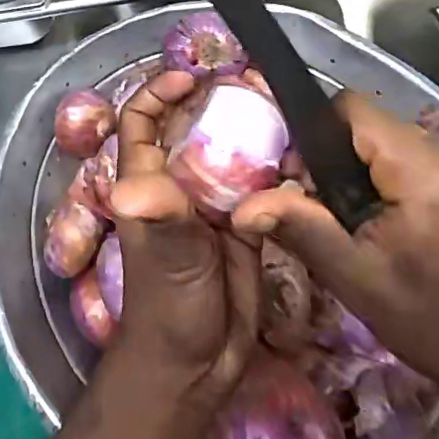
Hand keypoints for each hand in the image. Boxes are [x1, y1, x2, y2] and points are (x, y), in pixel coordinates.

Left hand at [107, 70, 259, 410]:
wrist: (197, 361)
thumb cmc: (168, 304)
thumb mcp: (165, 257)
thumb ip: (158, 220)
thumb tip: (135, 188)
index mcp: (148, 178)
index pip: (142, 120)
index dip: (158, 93)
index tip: (191, 77)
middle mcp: (177, 183)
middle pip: (192, 129)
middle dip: (216, 104)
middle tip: (256, 86)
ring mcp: (210, 203)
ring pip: (228, 154)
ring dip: (251, 134)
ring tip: (285, 112)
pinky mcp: (244, 225)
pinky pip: (260, 187)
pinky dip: (277, 170)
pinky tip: (303, 157)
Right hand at [232, 91, 438, 391]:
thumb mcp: (359, 281)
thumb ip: (301, 229)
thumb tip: (240, 208)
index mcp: (427, 170)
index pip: (350, 109)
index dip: (314, 135)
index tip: (304, 181)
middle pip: (368, 125)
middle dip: (336, 158)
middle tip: (328, 211)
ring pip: (389, 138)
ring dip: (363, 168)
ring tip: (363, 221)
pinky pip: (416, 153)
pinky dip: (393, 176)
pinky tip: (395, 221)